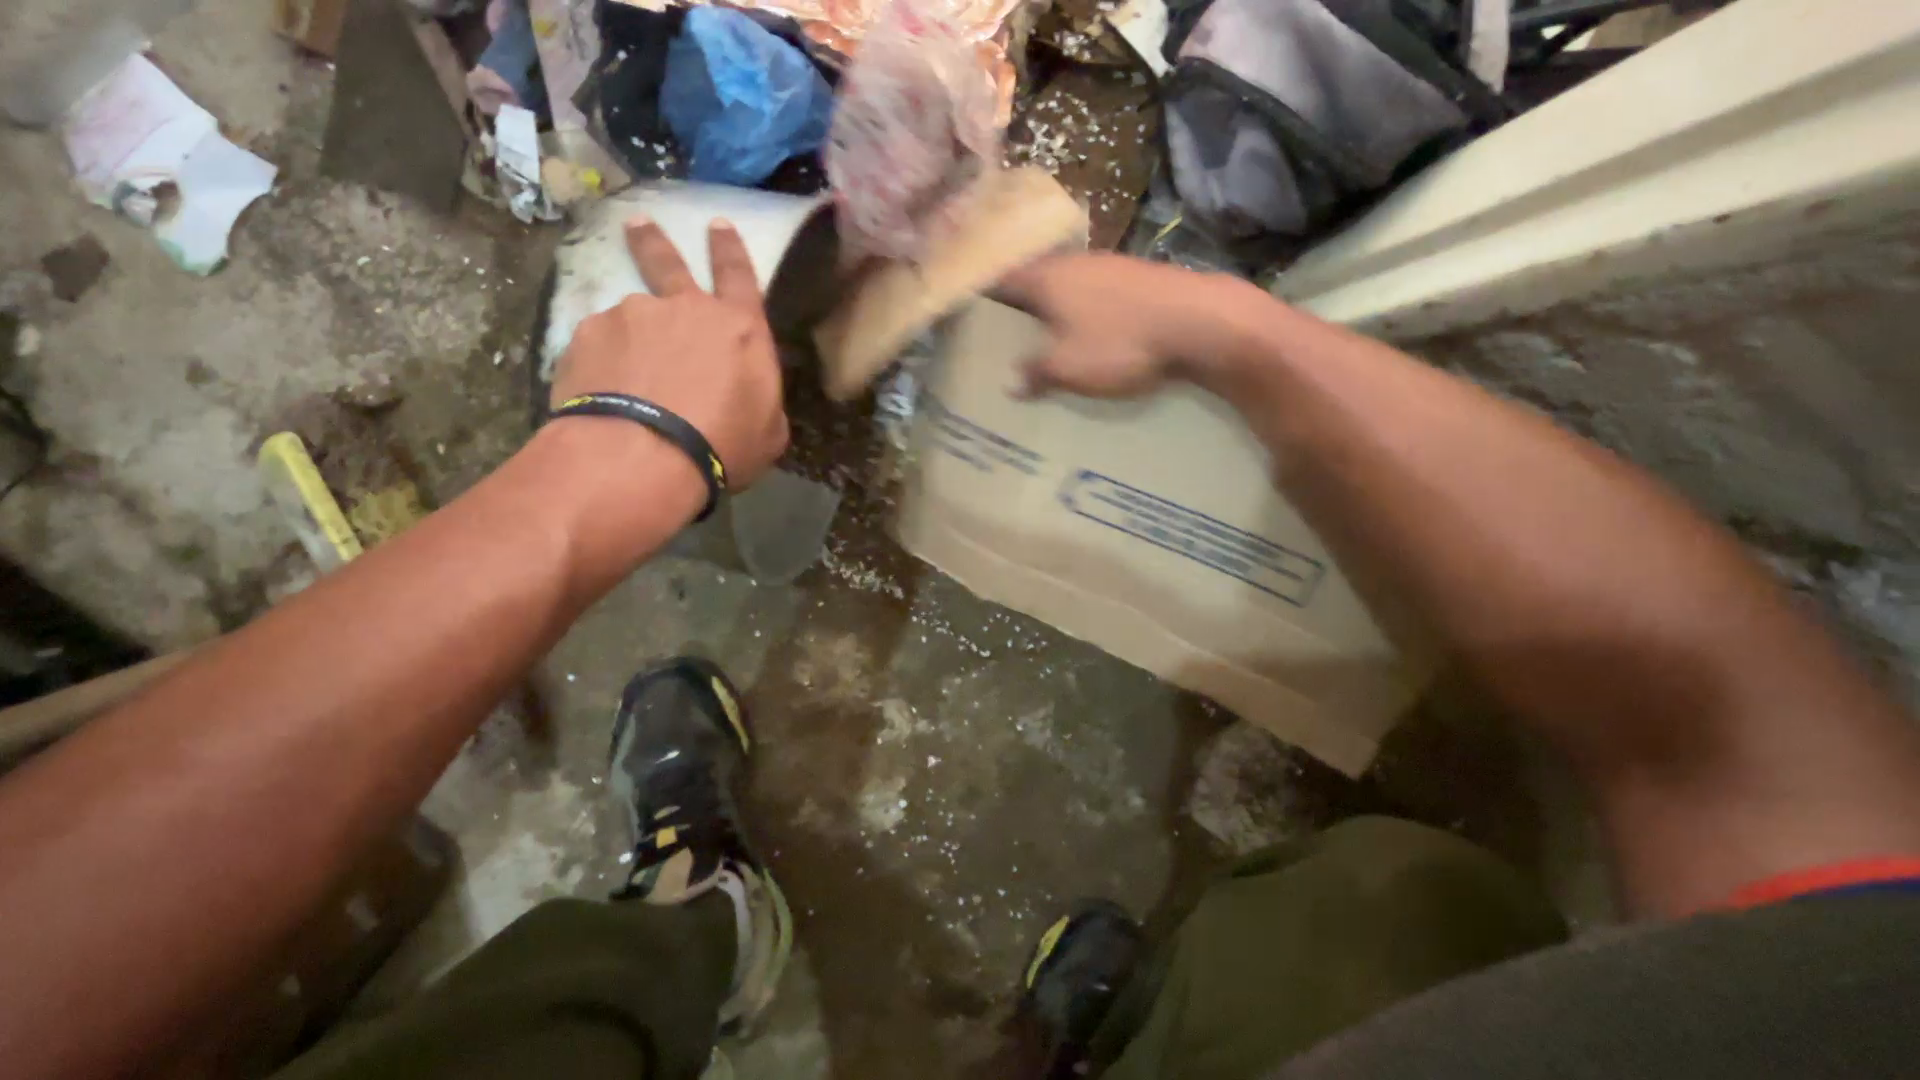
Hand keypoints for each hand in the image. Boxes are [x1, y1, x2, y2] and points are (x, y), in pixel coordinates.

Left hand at [550, 217, 789, 488]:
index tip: (717, 225)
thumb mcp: (768, 432)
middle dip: (653, 240)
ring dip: (627, 339)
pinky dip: (600, 366)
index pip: (738, 275)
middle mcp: (682, 308)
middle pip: (666, 261)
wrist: (642, 455)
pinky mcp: (586, 336)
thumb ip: (759, 400)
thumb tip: (747, 395)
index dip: (729, 249)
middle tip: (638, 224)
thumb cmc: (721, 445)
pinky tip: (599, 394)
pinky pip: (597, 349)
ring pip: (630, 321)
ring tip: (621, 375)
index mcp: (737, 328)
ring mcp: (630, 316)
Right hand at [991, 253, 1266, 398]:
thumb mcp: (1068, 367)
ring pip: (1069, 288)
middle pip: (1035, 282)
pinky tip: (1095, 338)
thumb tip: (1011, 382)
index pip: (1000, 280)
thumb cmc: (1121, 342)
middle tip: (1006, 338)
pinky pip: (1099, 297)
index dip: (983, 298)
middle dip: (1021, 309)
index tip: (969, 319)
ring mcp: (1109, 266)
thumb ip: (1036, 372)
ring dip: (1058, 312)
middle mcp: (1073, 263)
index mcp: (1045, 278)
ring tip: (1048, 341)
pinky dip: (1089, 315)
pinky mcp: (1139, 279)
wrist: (1200, 321)